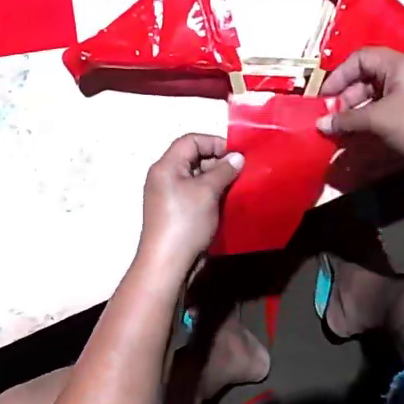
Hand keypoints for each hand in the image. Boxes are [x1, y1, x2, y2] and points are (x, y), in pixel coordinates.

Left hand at [139, 133, 243, 267]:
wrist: (167, 263)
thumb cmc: (186, 222)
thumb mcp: (208, 192)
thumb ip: (223, 170)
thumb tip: (237, 157)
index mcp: (166, 166)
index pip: (191, 140)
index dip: (215, 143)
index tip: (236, 156)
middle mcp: (164, 176)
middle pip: (192, 157)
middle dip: (217, 161)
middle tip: (239, 173)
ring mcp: (167, 195)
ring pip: (195, 176)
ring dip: (215, 179)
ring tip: (235, 187)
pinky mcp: (173, 211)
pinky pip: (193, 192)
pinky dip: (209, 193)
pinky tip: (224, 201)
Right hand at [317, 48, 403, 165]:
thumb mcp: (379, 120)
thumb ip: (347, 120)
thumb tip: (321, 123)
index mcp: (399, 63)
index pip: (360, 58)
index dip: (338, 76)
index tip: (324, 99)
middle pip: (369, 77)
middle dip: (348, 99)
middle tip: (333, 121)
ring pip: (381, 96)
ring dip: (361, 113)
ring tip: (346, 133)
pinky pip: (394, 109)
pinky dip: (377, 120)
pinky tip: (368, 137)